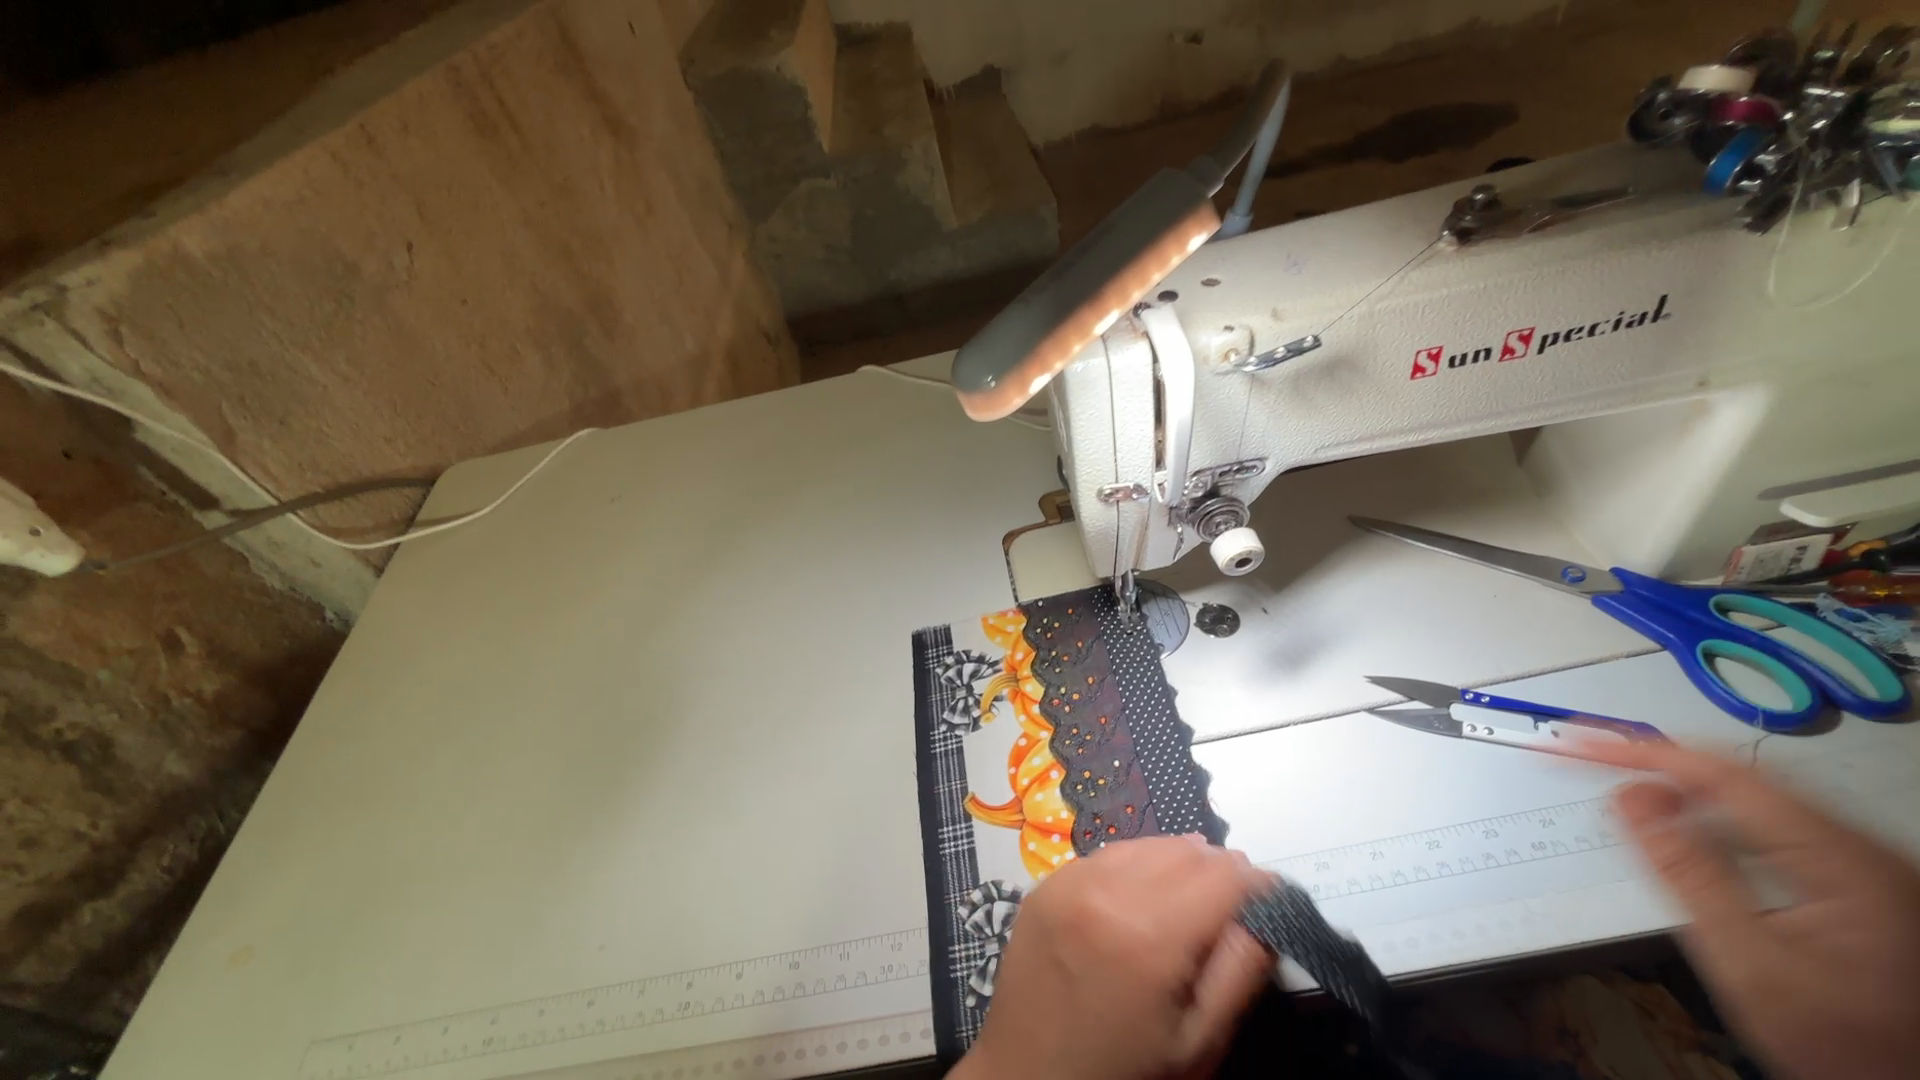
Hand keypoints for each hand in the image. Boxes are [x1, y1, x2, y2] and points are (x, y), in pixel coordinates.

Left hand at [953, 836, 1273, 1079]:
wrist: (1027, 1079)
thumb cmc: (1124, 1073)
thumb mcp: (1200, 1041)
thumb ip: (1241, 970)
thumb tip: (1265, 910)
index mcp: (1150, 934)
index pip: (1225, 876)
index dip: (1259, 884)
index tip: (1273, 898)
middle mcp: (1106, 890)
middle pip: (1185, 852)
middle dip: (1220, 869)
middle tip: (1235, 901)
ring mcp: (1068, 882)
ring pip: (1144, 844)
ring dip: (1178, 861)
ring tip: (1193, 894)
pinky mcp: (1044, 885)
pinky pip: (1104, 856)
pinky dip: (1134, 864)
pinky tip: (1143, 893)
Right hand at [1577, 738, 1919, 1079]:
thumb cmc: (1838, 1039)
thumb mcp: (1748, 961)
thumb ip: (1687, 873)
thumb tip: (1629, 798)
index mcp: (1843, 861)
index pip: (1722, 777)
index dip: (1640, 753)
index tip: (1577, 743)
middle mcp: (1857, 849)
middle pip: (1736, 775)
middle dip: (1651, 758)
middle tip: (1581, 751)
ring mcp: (1856, 861)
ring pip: (1747, 793)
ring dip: (1673, 780)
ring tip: (1610, 772)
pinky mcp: (1845, 875)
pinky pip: (1762, 818)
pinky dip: (1702, 805)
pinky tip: (1671, 812)